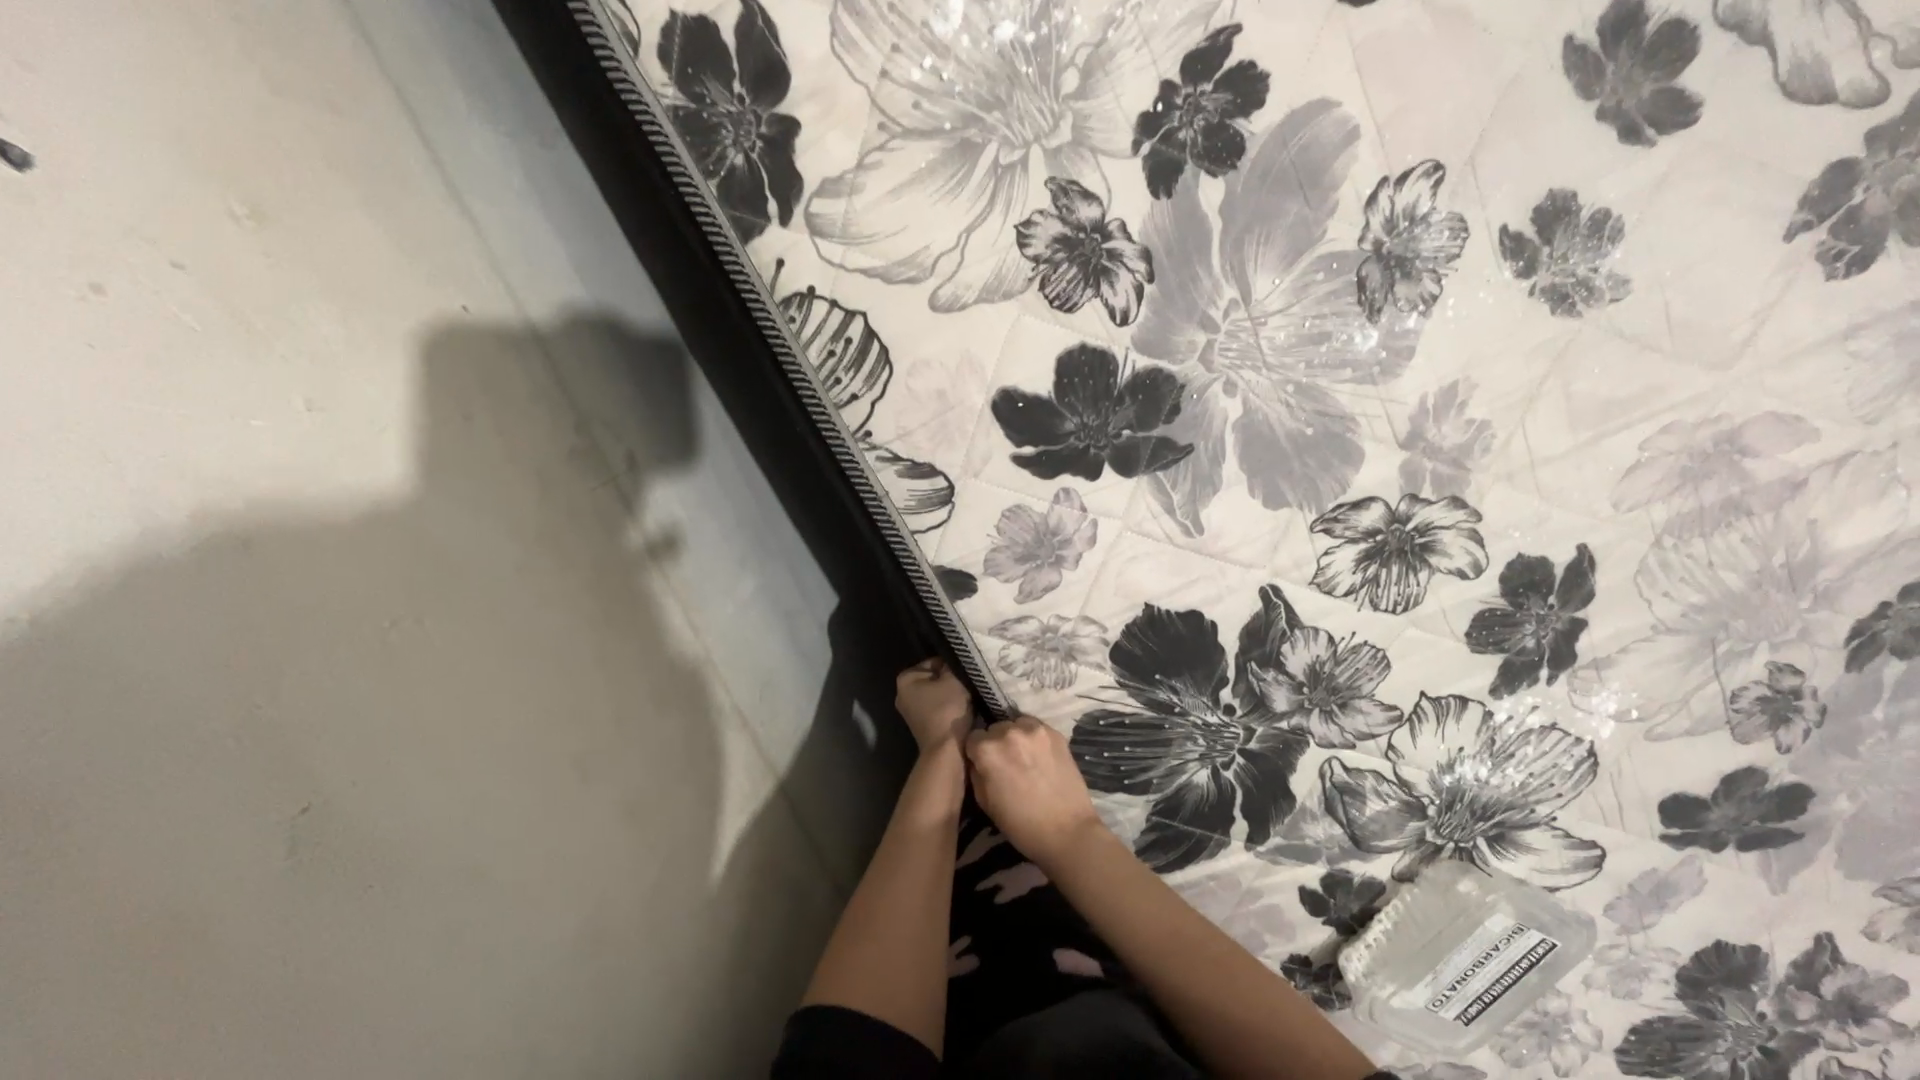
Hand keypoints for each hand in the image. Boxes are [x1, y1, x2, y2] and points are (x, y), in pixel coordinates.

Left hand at [894, 659, 973, 753]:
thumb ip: (952, 665)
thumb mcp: (954, 679)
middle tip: (968, 686)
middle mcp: (902, 694)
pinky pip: (937, 709)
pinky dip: (948, 709)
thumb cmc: (947, 710)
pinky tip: (961, 713)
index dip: (952, 666)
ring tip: (967, 700)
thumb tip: (951, 662)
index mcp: (905, 679)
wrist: (946, 750)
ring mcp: (910, 712)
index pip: (934, 661)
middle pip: (934, 679)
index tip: (964, 675)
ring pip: (937, 695)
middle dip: (950, 682)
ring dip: (951, 696)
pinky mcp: (921, 726)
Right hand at [965, 717, 1104, 869]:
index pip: (973, 738)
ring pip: (1016, 725)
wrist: (1066, 831)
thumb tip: (977, 760)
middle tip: (1006, 764)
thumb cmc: (1020, 824)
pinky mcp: (1056, 733)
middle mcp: (1009, 731)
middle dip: (996, 743)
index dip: (977, 753)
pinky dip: (1034, 739)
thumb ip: (976, 773)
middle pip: (994, 729)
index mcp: (987, 749)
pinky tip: (1040, 757)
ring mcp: (1035, 729)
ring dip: (1016, 737)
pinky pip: (1036, 728)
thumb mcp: (984, 802)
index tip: (984, 766)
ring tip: (1025, 758)